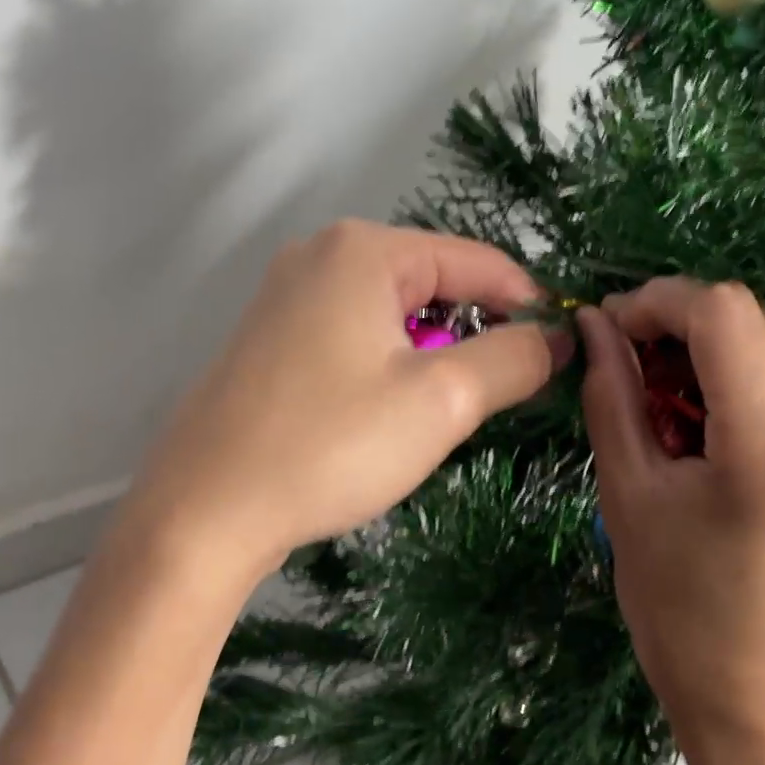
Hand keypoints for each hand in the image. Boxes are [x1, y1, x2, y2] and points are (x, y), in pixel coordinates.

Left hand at [135, 220, 565, 565]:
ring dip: (436, 354)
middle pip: (438, 282)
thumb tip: (558, 338)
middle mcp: (323, 253)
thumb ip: (514, 359)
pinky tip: (385, 413)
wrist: (201, 514)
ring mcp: (289, 292)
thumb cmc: (330, 445)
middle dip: (478, 333)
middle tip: (498, 395)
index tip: (563, 355)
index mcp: (365, 249)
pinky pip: (359, 332)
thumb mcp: (442, 401)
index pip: (481, 262)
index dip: (531, 306)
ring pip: (398, 311)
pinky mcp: (273, 335)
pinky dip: (392, 363)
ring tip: (439, 411)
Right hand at [577, 279, 764, 736]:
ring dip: (726, 352)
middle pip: (758, 320)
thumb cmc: (683, 612)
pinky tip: (730, 422)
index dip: (661, 301)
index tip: (617, 326)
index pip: (725, 314)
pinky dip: (763, 378)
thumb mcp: (629, 498)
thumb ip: (613, 393)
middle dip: (688, 327)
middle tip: (640, 367)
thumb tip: (596, 322)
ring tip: (682, 401)